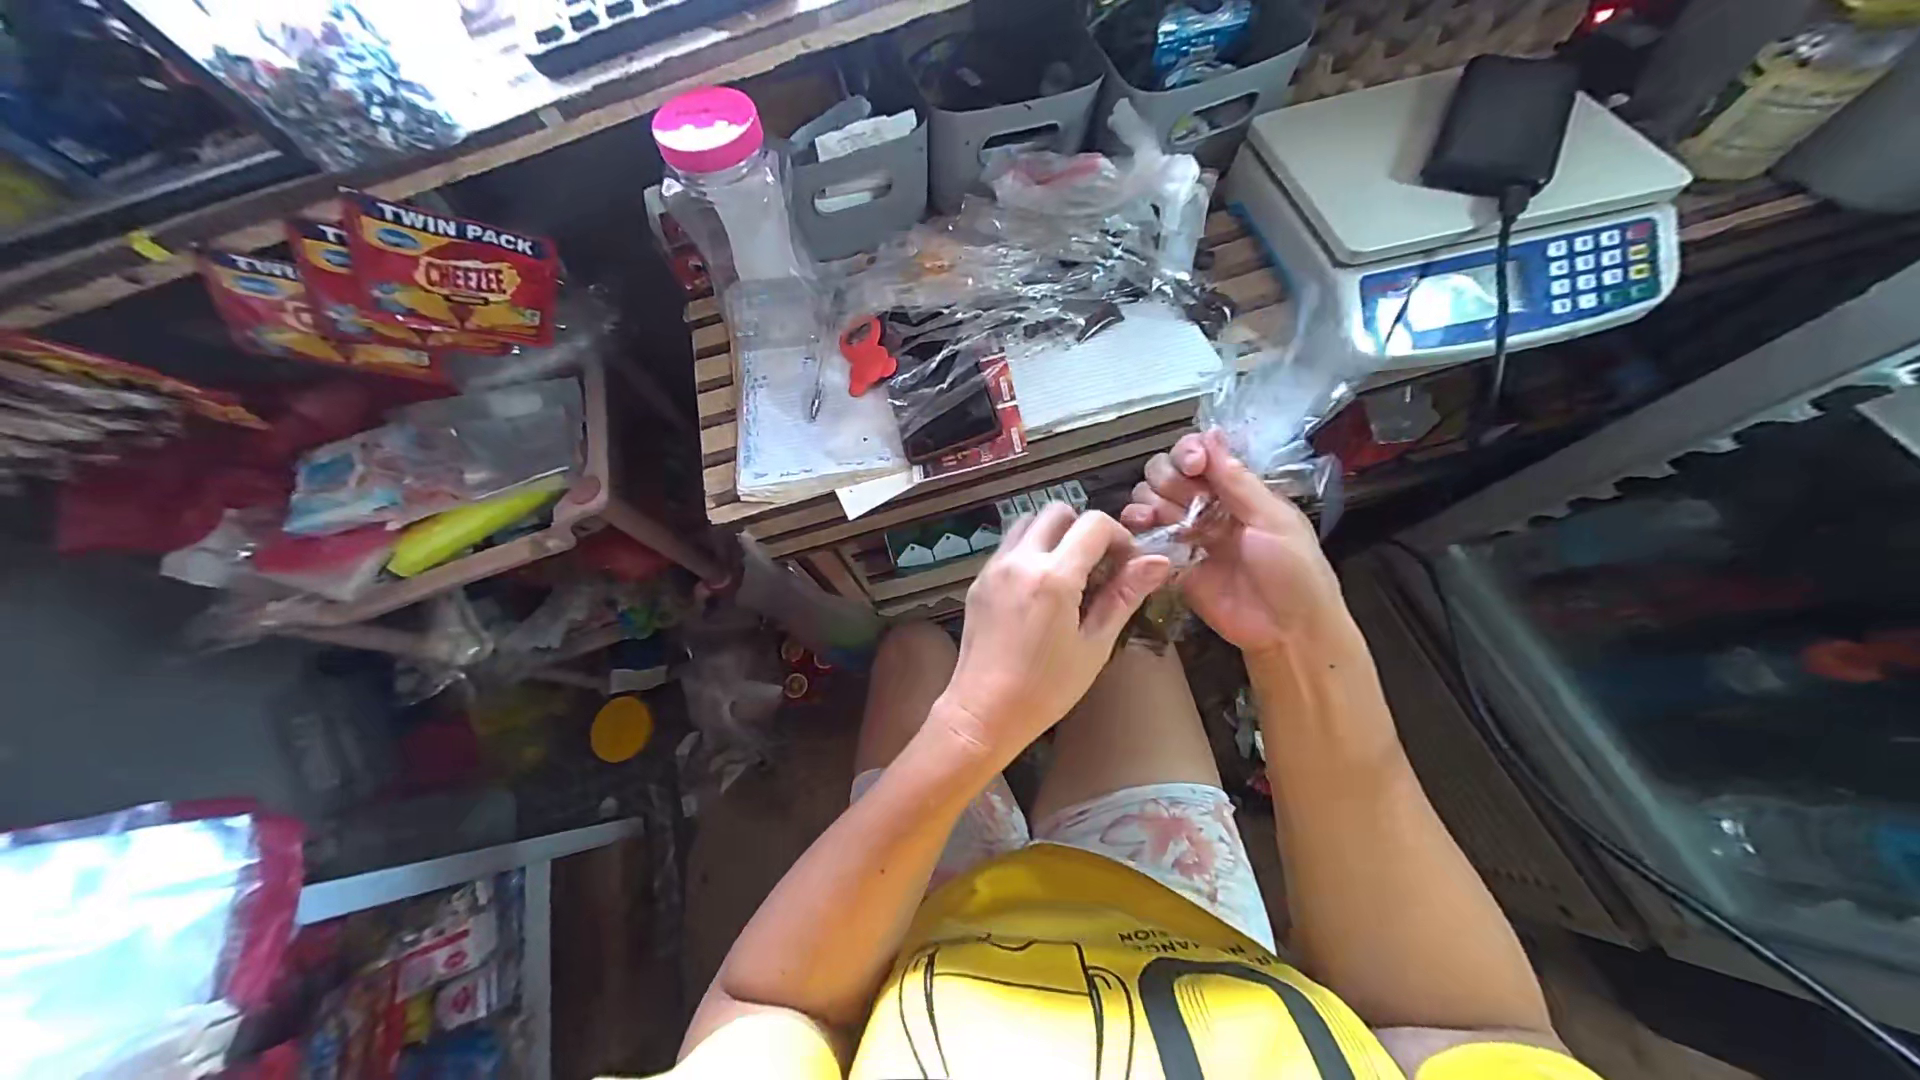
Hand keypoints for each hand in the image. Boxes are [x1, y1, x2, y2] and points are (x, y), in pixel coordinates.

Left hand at [935, 503, 1170, 761]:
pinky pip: (1008, 546)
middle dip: (1084, 529)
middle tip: (1097, 565)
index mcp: (1053, 576)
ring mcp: (994, 568)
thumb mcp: (1094, 645)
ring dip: (1053, 535)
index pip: (1093, 523)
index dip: (1119, 536)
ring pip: (1027, 522)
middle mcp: (1020, 560)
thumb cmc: (1046, 688)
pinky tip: (1039, 589)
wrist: (983, 711)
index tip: (1126, 565)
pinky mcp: (978, 580)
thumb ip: (1124, 596)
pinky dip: (1029, 550)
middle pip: (1057, 511)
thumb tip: (1158, 561)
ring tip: (1067, 573)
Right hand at [1121, 429, 1347, 658]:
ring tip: (1156, 517)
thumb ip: (1238, 482)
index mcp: (1236, 490)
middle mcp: (1207, 507)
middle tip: (1183, 499)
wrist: (1287, 632)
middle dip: (1167, 478)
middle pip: (1166, 473)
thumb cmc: (1295, 572)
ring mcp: (1186, 535)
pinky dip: (1137, 529)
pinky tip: (1142, 530)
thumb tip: (1211, 435)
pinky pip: (1144, 539)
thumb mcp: (1274, 520)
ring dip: (1148, 501)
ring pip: (1149, 501)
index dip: (1188, 452)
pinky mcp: (1171, 564)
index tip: (1193, 466)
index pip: (1199, 454)